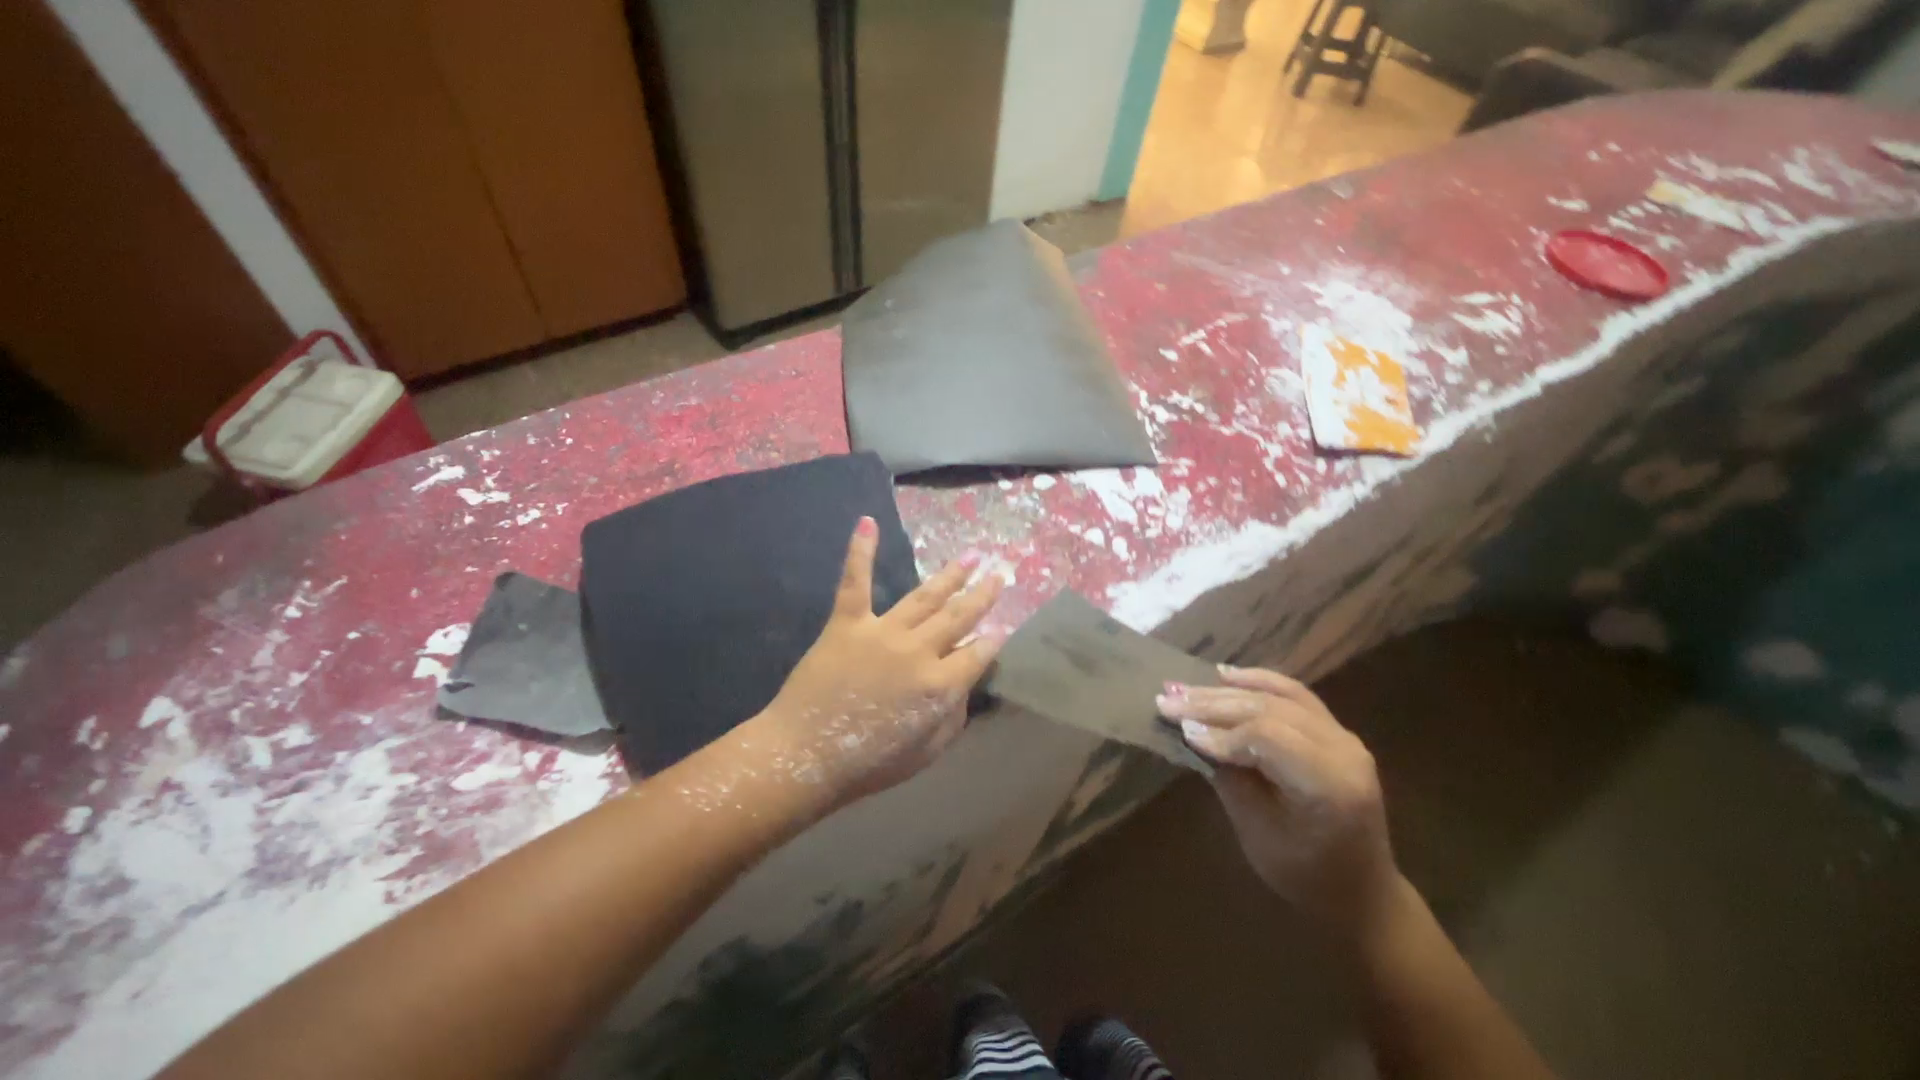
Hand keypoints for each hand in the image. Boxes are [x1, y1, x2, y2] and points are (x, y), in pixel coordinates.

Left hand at [751, 516, 1004, 809]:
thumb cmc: (869, 764)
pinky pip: (855, 581)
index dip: (994, 640)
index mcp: (941, 685)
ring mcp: (883, 631)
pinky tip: (867, 522)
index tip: (1004, 626)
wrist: (806, 755)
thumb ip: (953, 718)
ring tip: (971, 556)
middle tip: (1000, 574)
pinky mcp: (847, 622)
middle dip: (983, 595)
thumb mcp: (927, 752)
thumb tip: (962, 687)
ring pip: (924, 596)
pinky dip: (860, 551)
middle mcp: (919, 650)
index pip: (979, 655)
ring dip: (950, 575)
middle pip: (959, 616)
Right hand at [1157, 666, 1399, 936]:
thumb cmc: (1305, 876)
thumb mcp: (1258, 835)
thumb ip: (1230, 779)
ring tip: (1185, 687)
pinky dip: (1261, 684)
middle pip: (1271, 711)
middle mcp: (1343, 751)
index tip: (1179, 730)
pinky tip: (1227, 676)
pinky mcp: (1337, 734)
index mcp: (1328, 785)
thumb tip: (1195, 736)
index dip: (1221, 731)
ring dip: (1229, 691)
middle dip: (1214, 704)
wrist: (1362, 891)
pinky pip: (1297, 698)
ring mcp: (1344, 738)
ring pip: (1281, 697)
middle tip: (1168, 700)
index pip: (1268, 737)